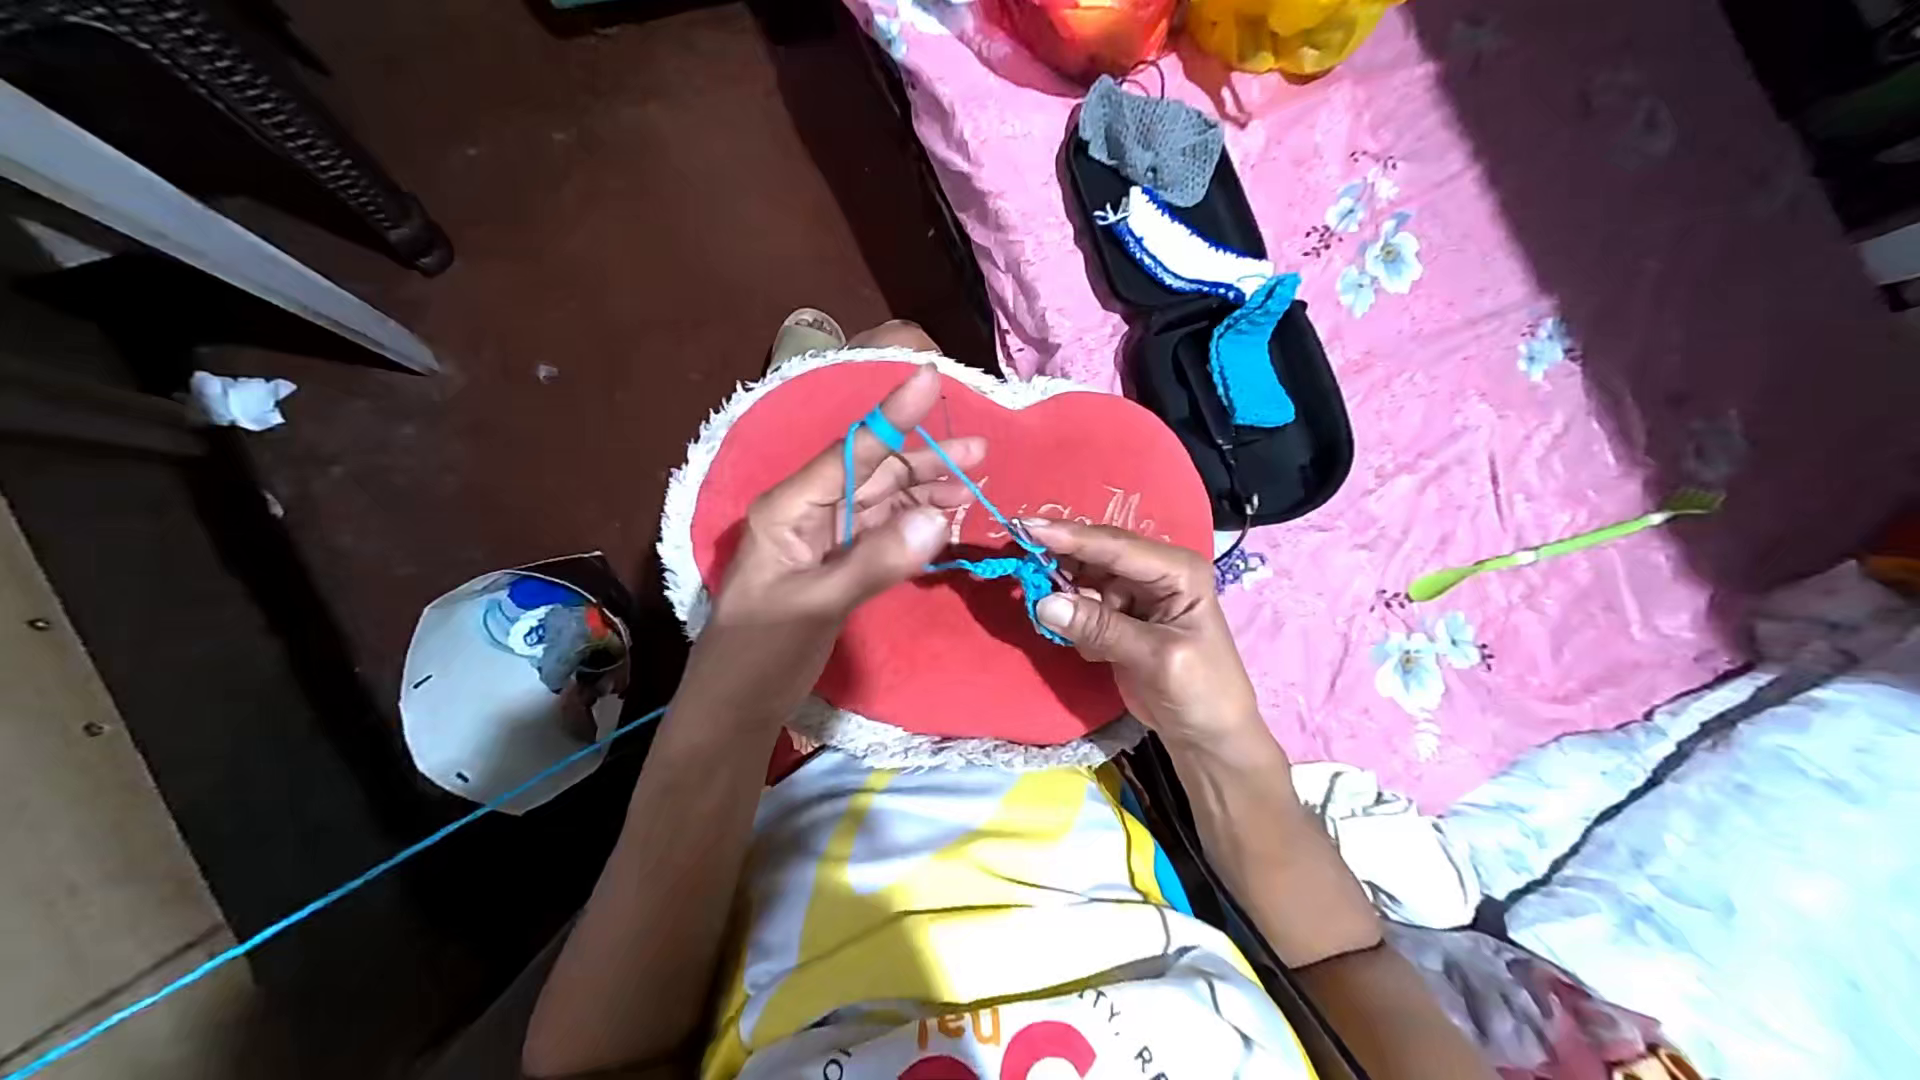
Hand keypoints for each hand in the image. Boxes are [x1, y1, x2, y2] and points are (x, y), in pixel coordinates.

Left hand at [683, 364, 982, 718]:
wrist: (737, 706)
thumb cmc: (759, 652)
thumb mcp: (815, 606)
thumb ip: (875, 561)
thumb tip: (939, 518)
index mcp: (789, 508)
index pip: (849, 452)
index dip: (893, 416)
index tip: (931, 378)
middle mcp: (808, 513)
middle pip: (873, 473)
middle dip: (925, 459)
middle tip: (982, 449)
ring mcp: (825, 539)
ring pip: (883, 502)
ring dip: (926, 492)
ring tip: (973, 487)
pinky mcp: (839, 565)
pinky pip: (884, 532)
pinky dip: (916, 525)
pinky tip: (945, 520)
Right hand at [1026, 521, 1264, 749]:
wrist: (1208, 735)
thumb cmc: (1201, 692)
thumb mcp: (1155, 658)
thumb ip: (1101, 628)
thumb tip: (1044, 603)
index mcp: (1177, 571)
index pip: (1116, 546)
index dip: (1070, 537)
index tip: (1027, 528)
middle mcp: (1155, 573)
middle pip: (1096, 553)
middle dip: (1058, 555)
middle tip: (1018, 552)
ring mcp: (1134, 594)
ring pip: (1083, 578)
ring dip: (1061, 590)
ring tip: (1042, 603)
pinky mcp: (1118, 616)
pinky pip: (1082, 604)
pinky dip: (1070, 617)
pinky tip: (1086, 647)